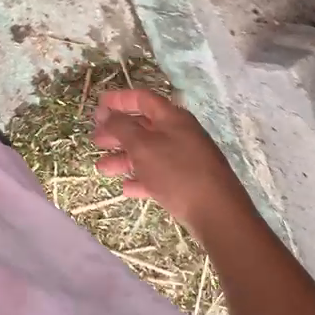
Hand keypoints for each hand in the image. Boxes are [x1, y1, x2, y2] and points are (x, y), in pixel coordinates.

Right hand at [91, 89, 253, 237]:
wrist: (218, 215)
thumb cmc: (177, 172)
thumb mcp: (142, 145)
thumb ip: (121, 127)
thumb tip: (107, 114)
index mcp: (172, 118)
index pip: (142, 99)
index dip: (118, 99)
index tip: (98, 106)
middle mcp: (180, 135)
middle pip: (143, 126)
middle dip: (117, 132)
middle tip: (96, 140)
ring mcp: (186, 160)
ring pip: (148, 152)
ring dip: (123, 158)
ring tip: (102, 168)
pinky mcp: (189, 183)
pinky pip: (159, 175)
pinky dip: (141, 178)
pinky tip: (126, 188)